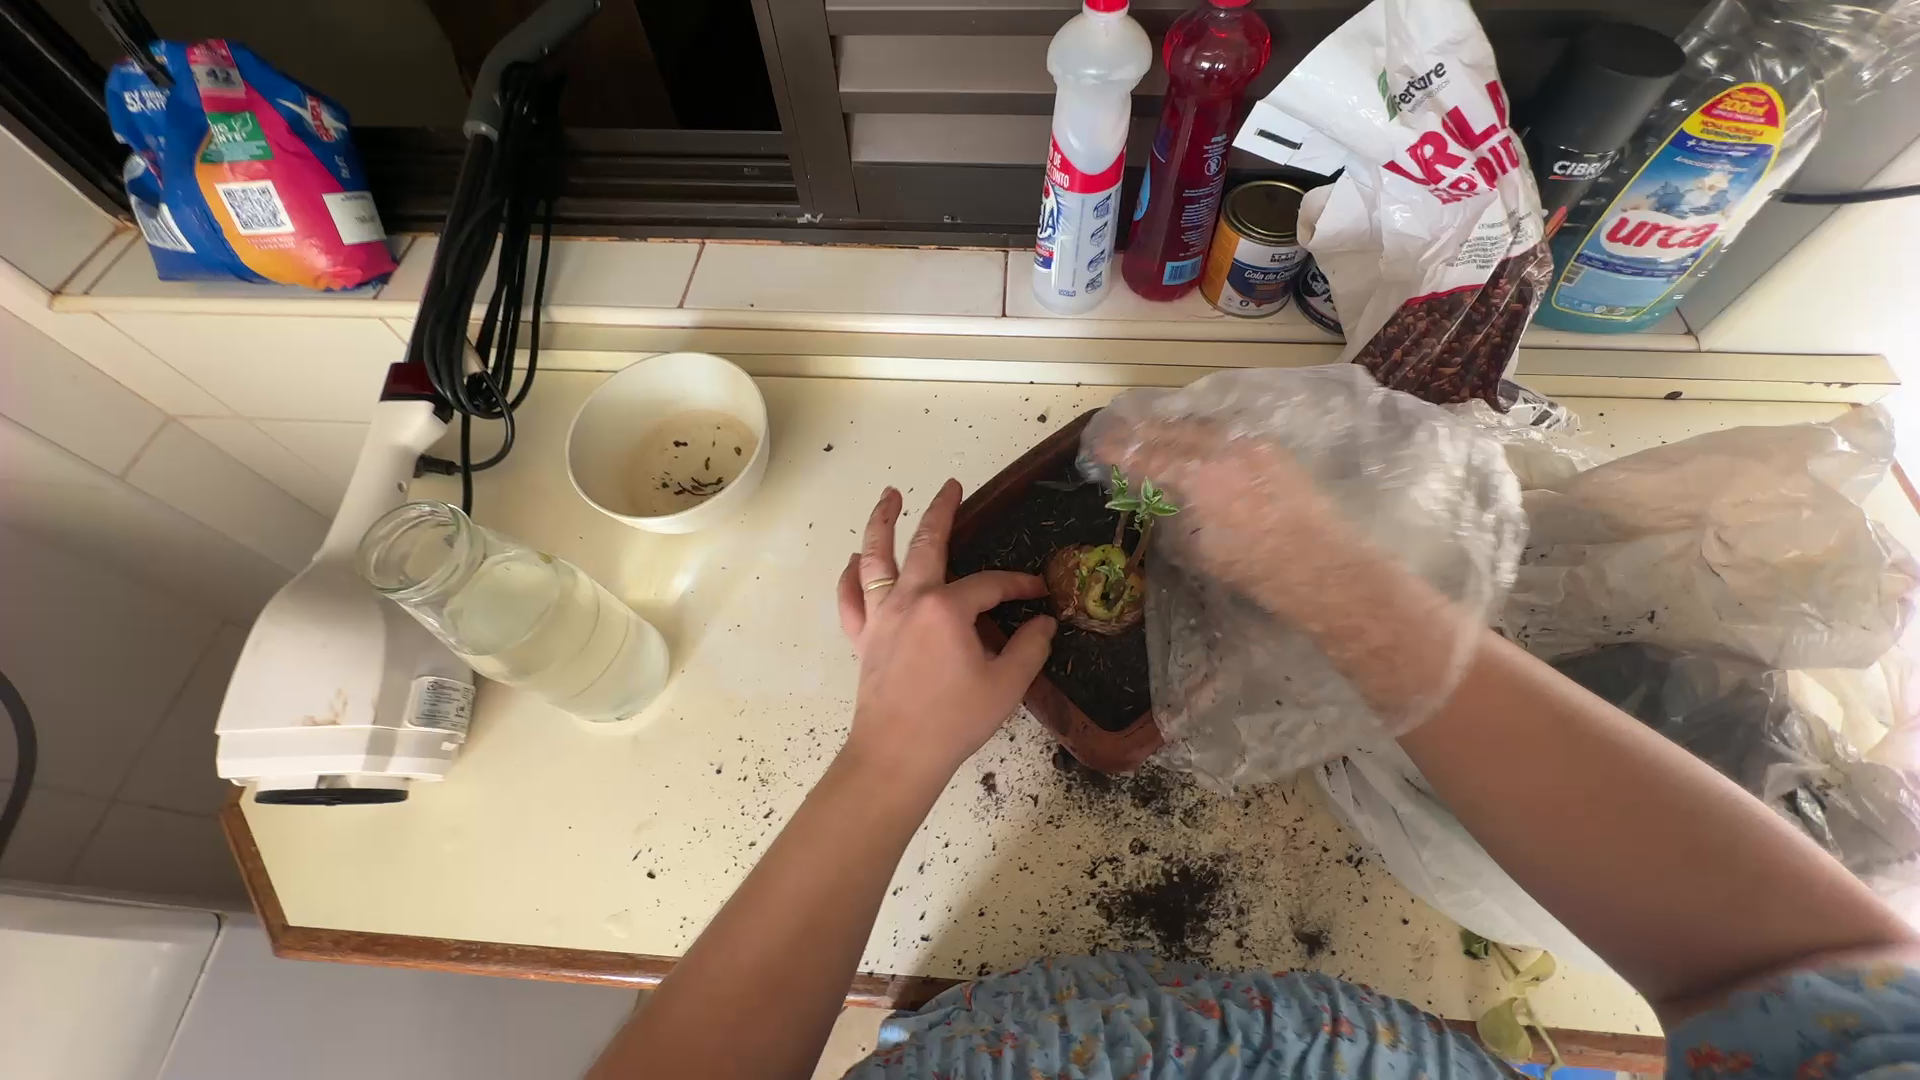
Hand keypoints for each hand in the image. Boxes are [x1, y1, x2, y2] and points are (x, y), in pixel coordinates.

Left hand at [834, 479, 1056, 788]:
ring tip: (890, 495)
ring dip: (882, 522)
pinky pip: (850, 597)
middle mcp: (909, 599)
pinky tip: (856, 560)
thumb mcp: (1006, 685)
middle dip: (942, 510)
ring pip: (876, 557)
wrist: (897, 756)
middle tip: (952, 486)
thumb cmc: (954, 721)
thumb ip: (1030, 647)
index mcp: (947, 609)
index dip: (1017, 585)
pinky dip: (851, 575)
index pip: (989, 584)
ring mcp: (879, 616)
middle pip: (927, 542)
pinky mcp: (861, 637)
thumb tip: (1043, 622)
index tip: (1037, 593)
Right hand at [1090, 420, 1345, 617]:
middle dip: (1139, 432)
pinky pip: (1226, 432)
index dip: (1118, 452)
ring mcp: (1249, 445)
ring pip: (1199, 426)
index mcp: (1196, 476)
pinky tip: (1195, 440)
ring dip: (1171, 428)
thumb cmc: (1251, 567)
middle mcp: (1220, 450)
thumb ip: (1171, 516)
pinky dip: (1202, 433)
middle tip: (1116, 431)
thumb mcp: (1195, 549)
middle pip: (1169, 432)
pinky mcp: (1271, 450)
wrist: (1318, 564)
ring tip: (1152, 431)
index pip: (1146, 457)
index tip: (1097, 448)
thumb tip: (1158, 501)